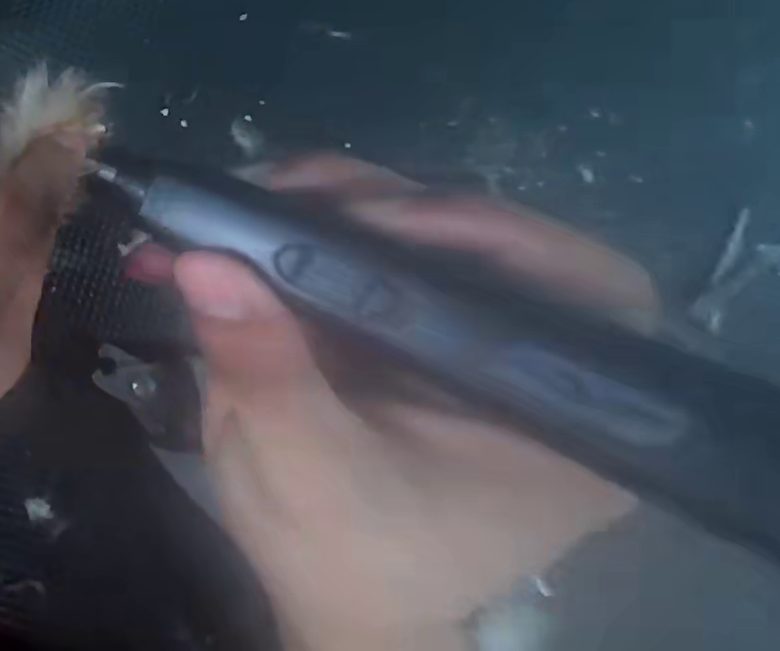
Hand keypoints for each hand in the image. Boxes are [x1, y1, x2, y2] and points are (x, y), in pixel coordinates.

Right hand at [128, 154, 654, 650]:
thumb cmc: (345, 555)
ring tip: (224, 209)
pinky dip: (256, 229)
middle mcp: (492, 347)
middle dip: (358, 200)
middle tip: (271, 195)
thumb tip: (205, 262)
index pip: (577, 287)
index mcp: (542, 405)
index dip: (489, 232)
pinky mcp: (360, 311)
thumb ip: (267, 372)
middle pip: (454, 232)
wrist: (318, 584)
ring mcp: (420, 322)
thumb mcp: (305, 472)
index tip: (376, 224)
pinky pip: (315, 246)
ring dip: (298, 202)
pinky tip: (202, 233)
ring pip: (375, 223)